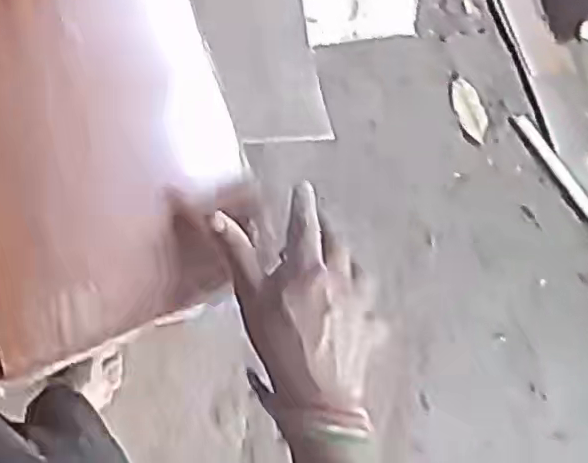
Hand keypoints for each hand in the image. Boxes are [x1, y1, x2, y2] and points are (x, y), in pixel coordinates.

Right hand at [209, 182, 386, 444]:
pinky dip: (363, 300)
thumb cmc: (278, 341)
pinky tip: (356, 306)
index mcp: (307, 267)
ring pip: (361, 272)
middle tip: (315, 222)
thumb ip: (235, 251)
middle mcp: (339, 281)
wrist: (319, 398)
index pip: (306, 225)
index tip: (304, 189)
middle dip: (326, 229)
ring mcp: (361, 308)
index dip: (303, 204)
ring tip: (337, 259)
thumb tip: (214, 215)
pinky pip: (372, 308)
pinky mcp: (372, 333)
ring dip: (348, 260)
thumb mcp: (249, 293)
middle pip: (338, 244)